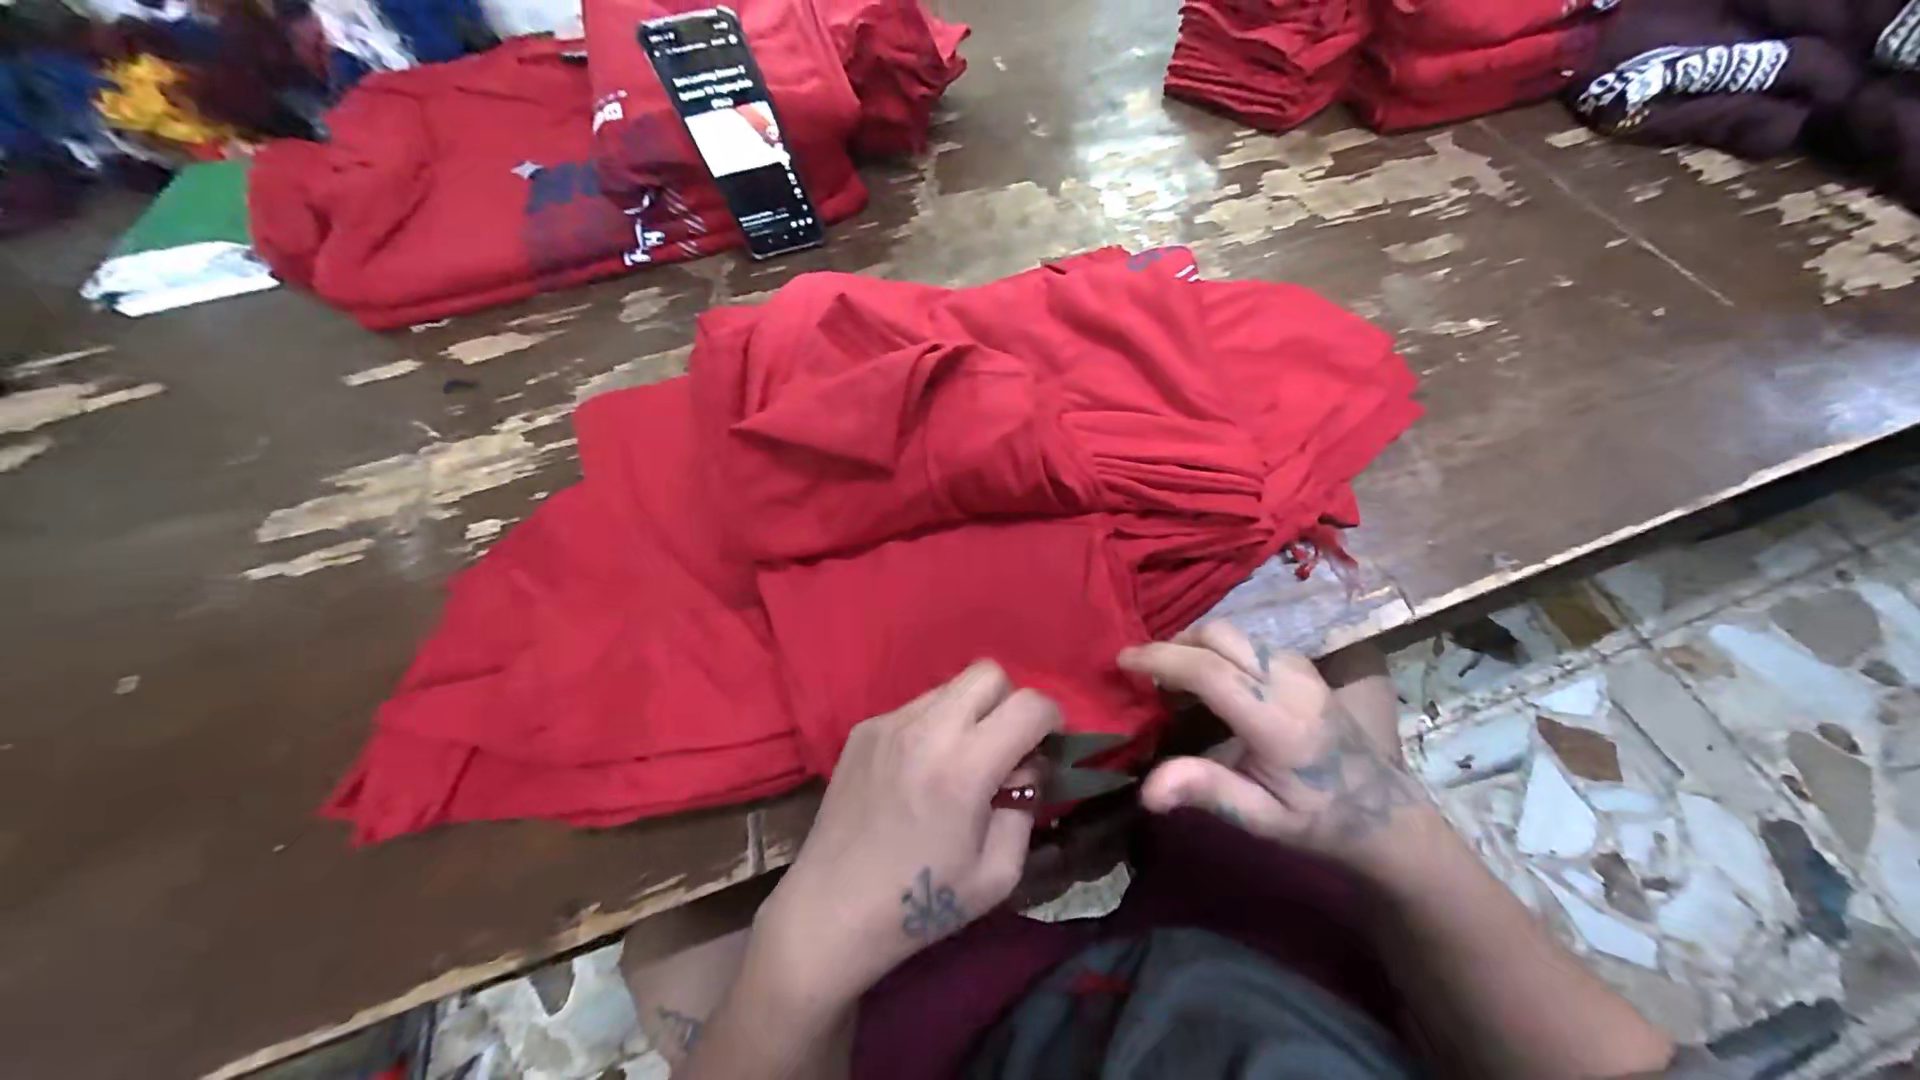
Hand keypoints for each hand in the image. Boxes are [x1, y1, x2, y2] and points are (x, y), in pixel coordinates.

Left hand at [752, 661, 1057, 1007]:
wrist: (831, 910)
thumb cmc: (921, 903)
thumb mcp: (998, 873)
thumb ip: (1026, 807)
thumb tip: (1028, 765)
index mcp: (964, 767)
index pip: (1029, 705)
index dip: (1052, 719)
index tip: (1047, 746)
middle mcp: (926, 729)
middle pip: (988, 673)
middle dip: (1010, 703)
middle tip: (1005, 746)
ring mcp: (889, 723)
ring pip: (950, 686)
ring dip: (971, 712)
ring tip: (959, 759)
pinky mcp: (864, 728)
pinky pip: (916, 706)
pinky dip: (934, 725)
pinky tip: (920, 768)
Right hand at [1117, 622, 1424, 867]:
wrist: (1384, 813)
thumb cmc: (1316, 819)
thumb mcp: (1260, 818)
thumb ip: (1206, 792)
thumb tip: (1147, 791)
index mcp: (1279, 722)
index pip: (1210, 671)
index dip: (1160, 658)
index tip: (1122, 661)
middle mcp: (1291, 682)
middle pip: (1219, 635)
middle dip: (1173, 644)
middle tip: (1144, 670)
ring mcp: (1301, 668)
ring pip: (1232, 631)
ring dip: (1193, 644)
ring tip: (1170, 675)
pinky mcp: (1303, 664)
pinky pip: (1247, 638)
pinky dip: (1214, 647)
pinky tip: (1206, 676)